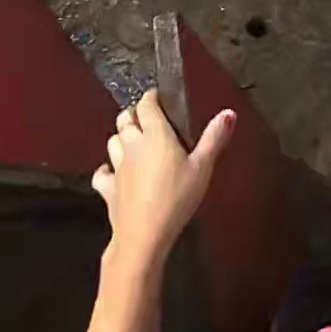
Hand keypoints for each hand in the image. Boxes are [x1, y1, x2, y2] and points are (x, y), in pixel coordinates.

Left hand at [90, 89, 233, 274]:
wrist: (144, 235)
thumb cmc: (177, 197)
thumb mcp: (203, 167)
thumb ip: (214, 138)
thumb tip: (228, 112)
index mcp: (155, 135)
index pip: (146, 106)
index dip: (151, 97)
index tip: (158, 96)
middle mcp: (132, 145)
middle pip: (124, 120)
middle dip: (133, 114)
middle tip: (147, 117)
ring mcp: (116, 167)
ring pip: (112, 141)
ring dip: (121, 136)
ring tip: (134, 140)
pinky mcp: (107, 189)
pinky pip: (101, 172)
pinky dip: (107, 168)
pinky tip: (115, 172)